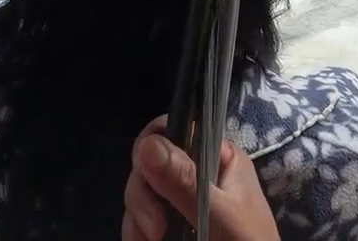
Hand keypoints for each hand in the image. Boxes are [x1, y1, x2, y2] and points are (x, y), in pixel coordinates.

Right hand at [121, 116, 278, 240]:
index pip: (177, 127)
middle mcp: (199, 172)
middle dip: (143, 193)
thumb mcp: (221, 218)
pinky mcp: (171, 225)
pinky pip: (140, 217)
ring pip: (142, 190)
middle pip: (151, 160)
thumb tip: (148, 144)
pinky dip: (136, 230)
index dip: (152, 144)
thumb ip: (187, 183)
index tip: (145, 174)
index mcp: (219, 157)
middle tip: (153, 231)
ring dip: (137, 216)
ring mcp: (183, 199)